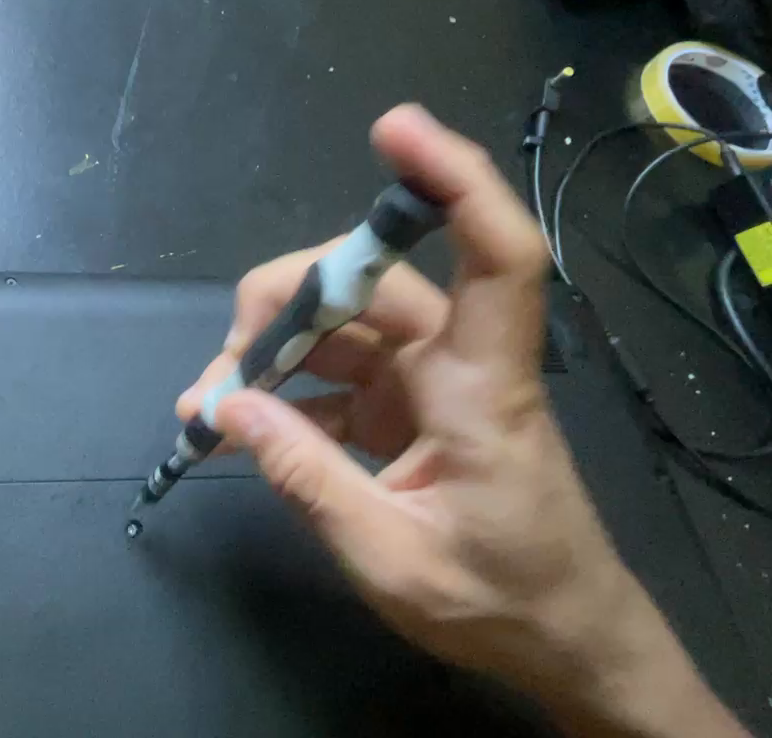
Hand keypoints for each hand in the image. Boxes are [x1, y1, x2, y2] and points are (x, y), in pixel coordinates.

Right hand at [180, 105, 747, 737]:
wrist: (563, 642)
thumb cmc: (505, 602)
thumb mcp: (395, 560)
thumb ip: (309, 482)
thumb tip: (228, 409)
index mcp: (482, 385)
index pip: (495, 258)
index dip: (453, 182)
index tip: (394, 130)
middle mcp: (451, 358)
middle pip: (364, 283)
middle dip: (279, 307)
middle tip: (222, 374)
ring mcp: (421, 375)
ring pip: (331, 321)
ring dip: (263, 353)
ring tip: (208, 406)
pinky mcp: (397, 398)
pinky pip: (325, 366)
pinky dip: (276, 387)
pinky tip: (233, 421)